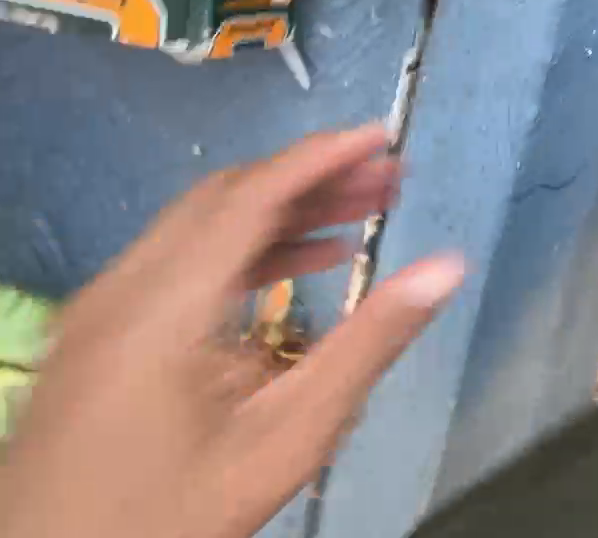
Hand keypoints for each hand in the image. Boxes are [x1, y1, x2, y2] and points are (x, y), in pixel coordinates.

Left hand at [0, 125, 464, 537]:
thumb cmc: (178, 507)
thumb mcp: (292, 432)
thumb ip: (373, 341)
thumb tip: (451, 265)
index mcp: (162, 309)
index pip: (248, 199)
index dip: (320, 157)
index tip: (385, 137)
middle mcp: (122, 293)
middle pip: (225, 199)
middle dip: (316, 176)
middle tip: (392, 176)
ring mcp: (105, 313)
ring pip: (206, 223)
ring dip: (292, 206)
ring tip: (369, 208)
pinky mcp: (106, 334)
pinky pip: (190, 256)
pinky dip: (258, 241)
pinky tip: (319, 259)